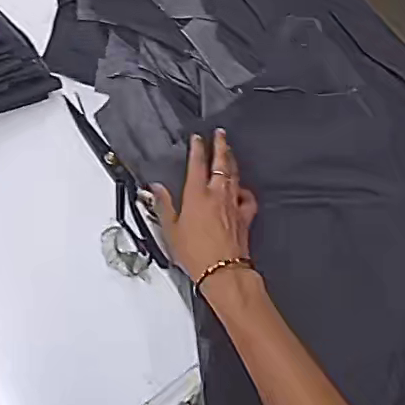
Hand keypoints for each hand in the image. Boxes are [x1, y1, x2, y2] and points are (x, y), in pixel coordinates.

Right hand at [150, 130, 257, 282]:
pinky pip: (247, 197)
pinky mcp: (244, 216)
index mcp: (197, 194)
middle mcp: (217, 195)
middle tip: (221, 134)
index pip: (197, 163)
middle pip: (221, 163)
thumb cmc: (196, 253)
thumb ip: (164, 205)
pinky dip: (244, 190)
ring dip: (232, 161)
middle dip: (220, 146)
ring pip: (235, 175)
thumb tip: (157, 189)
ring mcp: (233, 204)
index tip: (198, 138)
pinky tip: (242, 189)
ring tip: (230, 152)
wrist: (223, 270)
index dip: (197, 148)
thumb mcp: (171, 229)